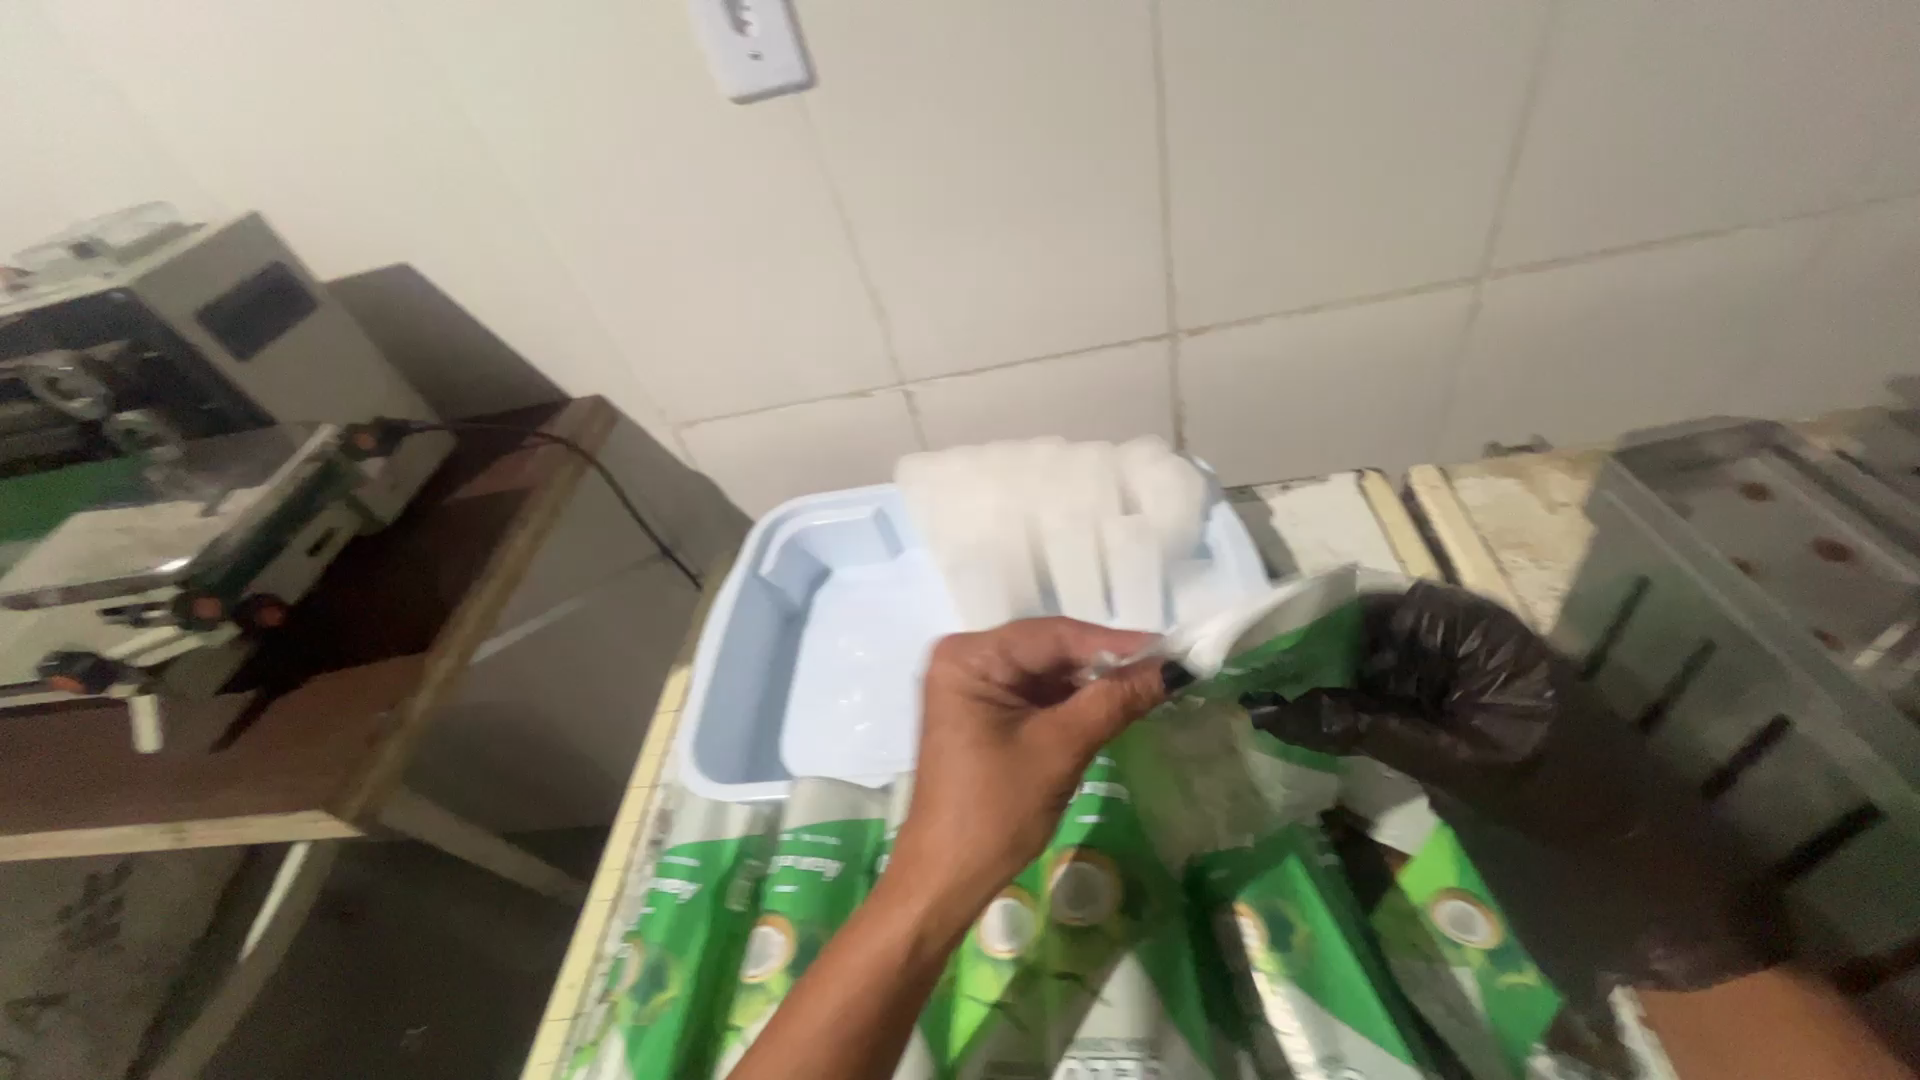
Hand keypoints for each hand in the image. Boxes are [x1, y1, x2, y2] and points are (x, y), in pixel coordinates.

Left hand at [887, 618, 1167, 925]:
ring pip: (1047, 672)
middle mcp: (966, 659)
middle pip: (1050, 650)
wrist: (948, 876)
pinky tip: (1115, 704)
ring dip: (1094, 683)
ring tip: (1152, 686)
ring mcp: (974, 686)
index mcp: (969, 657)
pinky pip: (1037, 694)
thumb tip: (1174, 668)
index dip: (1116, 642)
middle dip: (1107, 663)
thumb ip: (1115, 701)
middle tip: (1168, 669)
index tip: (1172, 650)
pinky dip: (1074, 702)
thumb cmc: (995, 811)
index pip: (1052, 635)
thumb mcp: (1060, 749)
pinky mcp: (985, 712)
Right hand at [1247, 582, 1788, 990]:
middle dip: (1301, 652)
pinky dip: (1343, 699)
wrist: (1637, 835)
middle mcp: (1450, 626)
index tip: (1247, 647)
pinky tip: (1303, 716)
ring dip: (1317, 677)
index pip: (1360, 603)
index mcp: (1463, 623)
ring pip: (1360, 656)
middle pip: (1354, 626)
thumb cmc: (1559, 787)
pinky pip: (1378, 682)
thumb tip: (1266, 711)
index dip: (1300, 621)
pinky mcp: (1442, 689)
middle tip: (1243, 676)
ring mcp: (1445, 657)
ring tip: (1260, 693)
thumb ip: (1358, 728)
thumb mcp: (1452, 758)